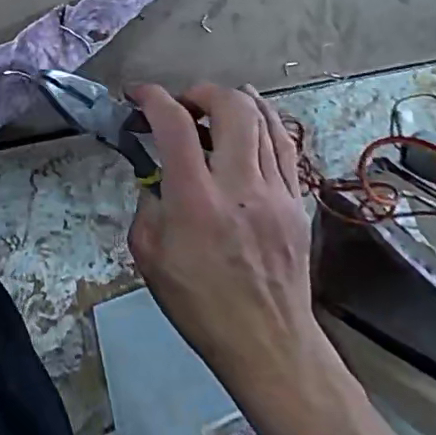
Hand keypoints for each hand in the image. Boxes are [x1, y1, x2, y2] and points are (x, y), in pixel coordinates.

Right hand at [128, 83, 317, 389]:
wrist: (267, 343)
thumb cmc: (200, 303)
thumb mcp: (149, 255)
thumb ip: (145, 204)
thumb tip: (154, 174)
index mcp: (195, 200)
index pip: (174, 124)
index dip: (152, 97)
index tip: (138, 94)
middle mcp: (238, 184)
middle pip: (230, 106)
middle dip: (200, 92)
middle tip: (183, 104)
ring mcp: (275, 190)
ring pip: (263, 118)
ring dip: (233, 100)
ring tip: (215, 105)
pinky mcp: (297, 200)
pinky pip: (285, 144)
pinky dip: (265, 120)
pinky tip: (253, 117)